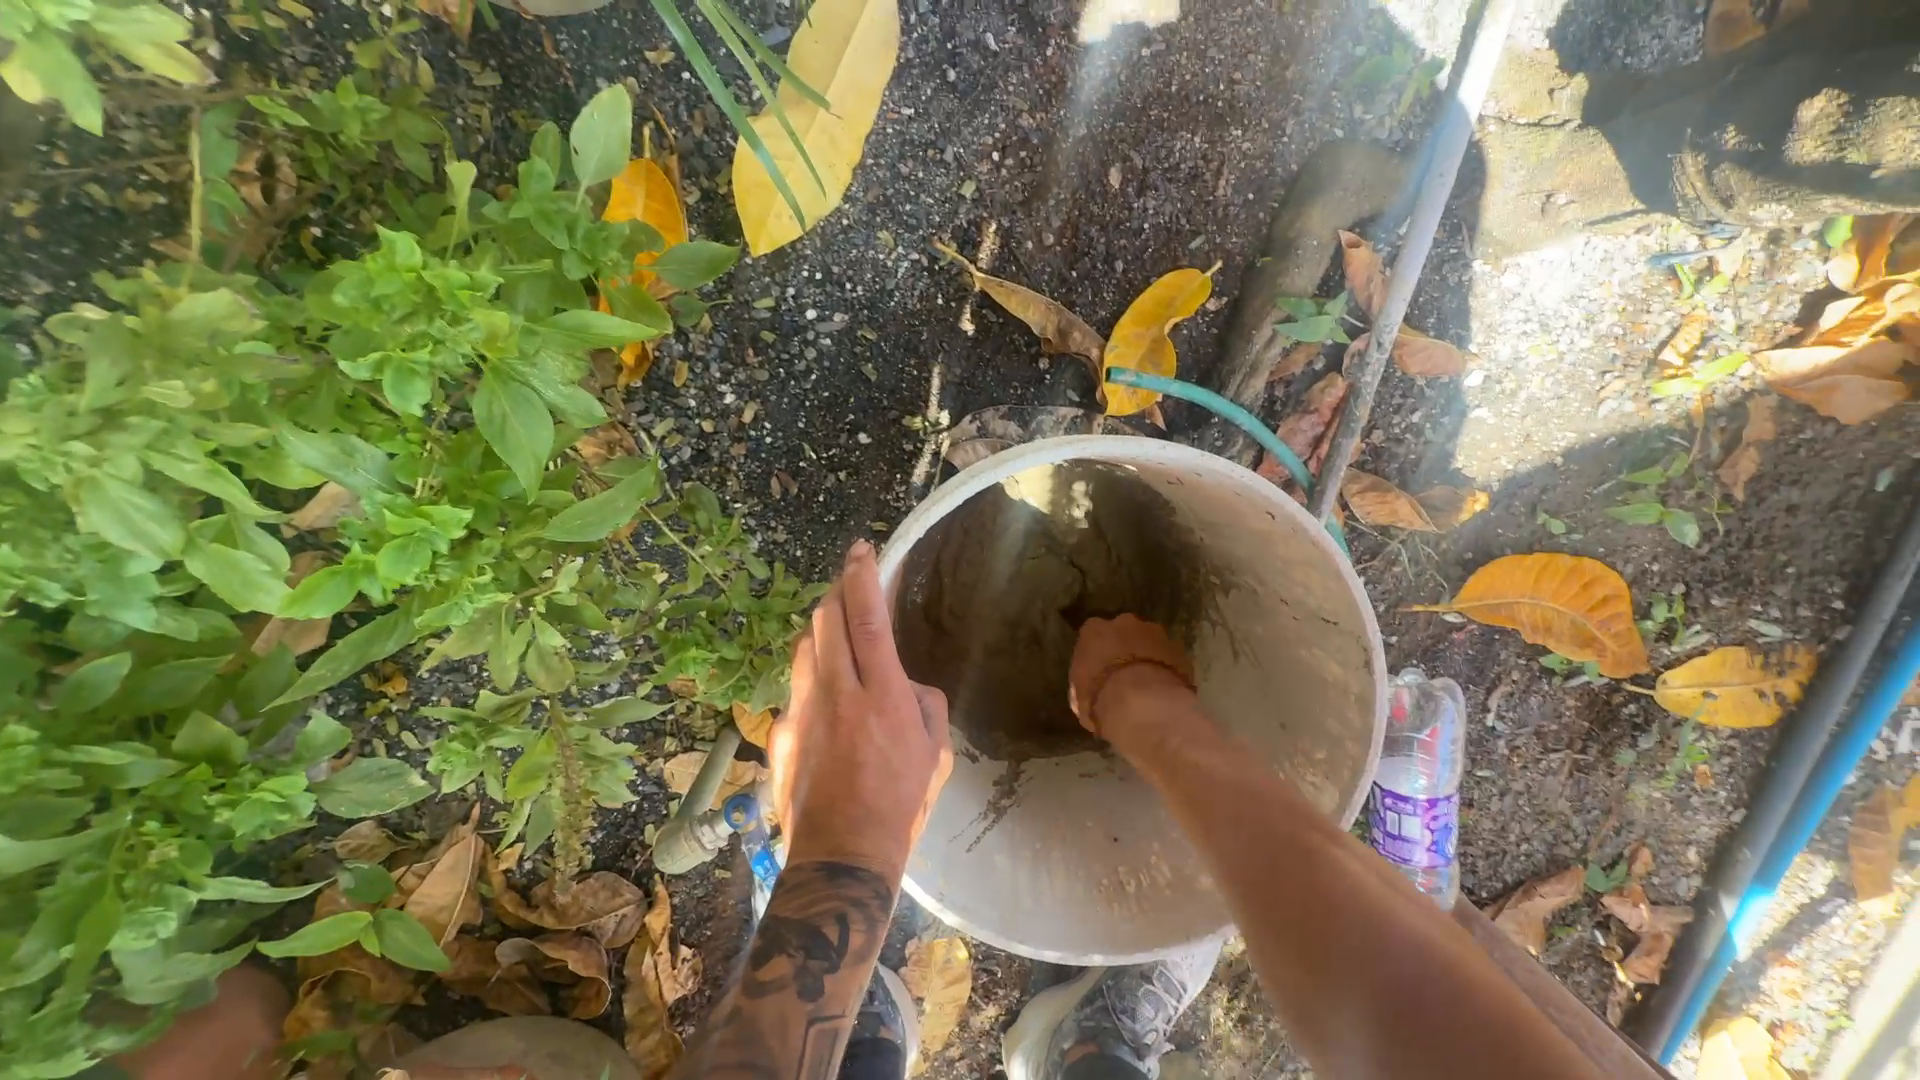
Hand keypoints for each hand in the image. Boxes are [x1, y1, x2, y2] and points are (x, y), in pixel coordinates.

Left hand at [768, 540, 952, 876]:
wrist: (842, 853)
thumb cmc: (901, 803)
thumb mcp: (936, 752)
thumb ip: (924, 704)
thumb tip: (905, 686)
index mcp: (882, 694)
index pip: (867, 618)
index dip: (862, 577)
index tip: (861, 550)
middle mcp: (836, 692)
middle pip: (825, 620)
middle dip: (836, 591)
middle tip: (848, 582)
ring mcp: (801, 711)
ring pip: (803, 648)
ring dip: (820, 629)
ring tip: (834, 631)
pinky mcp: (779, 732)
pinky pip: (795, 689)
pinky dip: (811, 679)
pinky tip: (824, 699)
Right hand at [1069, 615, 1196, 736]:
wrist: (1143, 702)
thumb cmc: (1101, 697)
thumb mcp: (1081, 699)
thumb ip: (1085, 691)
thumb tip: (1089, 700)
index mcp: (1093, 630)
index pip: (1093, 636)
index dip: (1097, 655)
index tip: (1099, 673)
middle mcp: (1125, 622)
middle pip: (1124, 632)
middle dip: (1125, 649)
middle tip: (1125, 675)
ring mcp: (1156, 633)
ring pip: (1150, 642)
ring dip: (1149, 658)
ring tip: (1149, 685)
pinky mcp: (1179, 649)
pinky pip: (1170, 658)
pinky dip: (1167, 670)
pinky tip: (1165, 691)